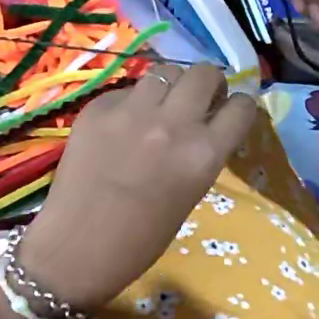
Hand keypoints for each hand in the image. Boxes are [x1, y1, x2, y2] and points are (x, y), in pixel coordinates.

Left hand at [14, 64, 257, 310]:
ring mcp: (132, 111)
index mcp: (204, 154)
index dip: (239, 107)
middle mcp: (173, 124)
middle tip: (199, 99)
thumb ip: (202, 153)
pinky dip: (133, 102)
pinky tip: (123, 125)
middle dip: (208, 83)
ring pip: (166, 71)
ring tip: (161, 105)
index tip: (230, 111)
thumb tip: (205, 124)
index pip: (242, 107)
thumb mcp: (190, 194)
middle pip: (204, 73)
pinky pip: (127, 90)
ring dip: (171, 86)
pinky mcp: (98, 107)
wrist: (76, 247)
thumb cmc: (141, 238)